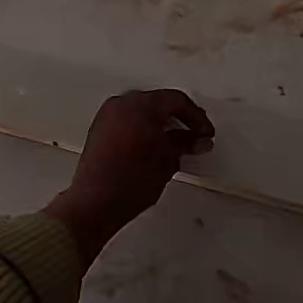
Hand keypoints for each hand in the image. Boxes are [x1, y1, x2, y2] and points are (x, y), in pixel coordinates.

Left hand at [40, 89, 214, 259]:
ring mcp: (107, 116)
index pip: (176, 101)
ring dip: (159, 124)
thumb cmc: (130, 181)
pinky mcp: (98, 129)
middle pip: (157, 103)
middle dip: (178, 118)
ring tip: (175, 144)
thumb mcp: (167, 160)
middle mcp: (121, 104)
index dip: (196, 117)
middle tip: (194, 135)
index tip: (205, 133)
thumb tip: (197, 140)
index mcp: (141, 105)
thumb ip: (185, 144)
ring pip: (141, 111)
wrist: (97, 201)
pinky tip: (153, 146)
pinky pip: (126, 121)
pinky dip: (142, 128)